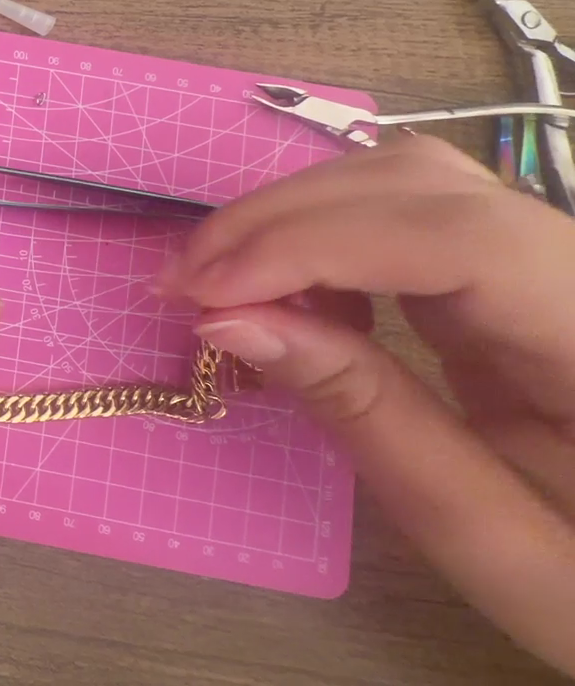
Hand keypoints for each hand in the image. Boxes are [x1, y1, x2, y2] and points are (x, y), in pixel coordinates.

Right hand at [157, 135, 574, 673]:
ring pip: (406, 180)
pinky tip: (285, 290)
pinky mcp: (524, 276)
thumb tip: (224, 321)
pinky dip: (317, 234)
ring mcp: (561, 268)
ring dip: (288, 217)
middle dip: (276, 219)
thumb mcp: (493, 541)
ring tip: (218, 281)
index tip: (201, 294)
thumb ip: (367, 416)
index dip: (311, 246)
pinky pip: (408, 216)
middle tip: (183, 282)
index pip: (460, 241)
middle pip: (419, 184)